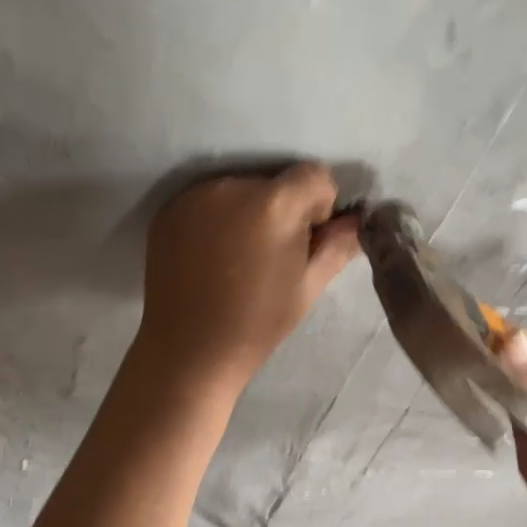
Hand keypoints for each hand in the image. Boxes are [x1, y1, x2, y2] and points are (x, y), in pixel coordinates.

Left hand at [136, 163, 360, 391]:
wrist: (188, 351)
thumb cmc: (256, 325)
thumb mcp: (308, 288)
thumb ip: (338, 245)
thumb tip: (358, 221)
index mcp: (274, 203)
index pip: (315, 175)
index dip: (319, 207)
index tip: (306, 242)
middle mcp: (232, 186)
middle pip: (273, 183)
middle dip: (281, 210)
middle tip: (269, 258)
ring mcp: (194, 197)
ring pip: (237, 192)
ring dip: (245, 214)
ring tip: (236, 261)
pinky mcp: (168, 213)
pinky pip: (204, 204)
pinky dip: (213, 222)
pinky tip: (209, 259)